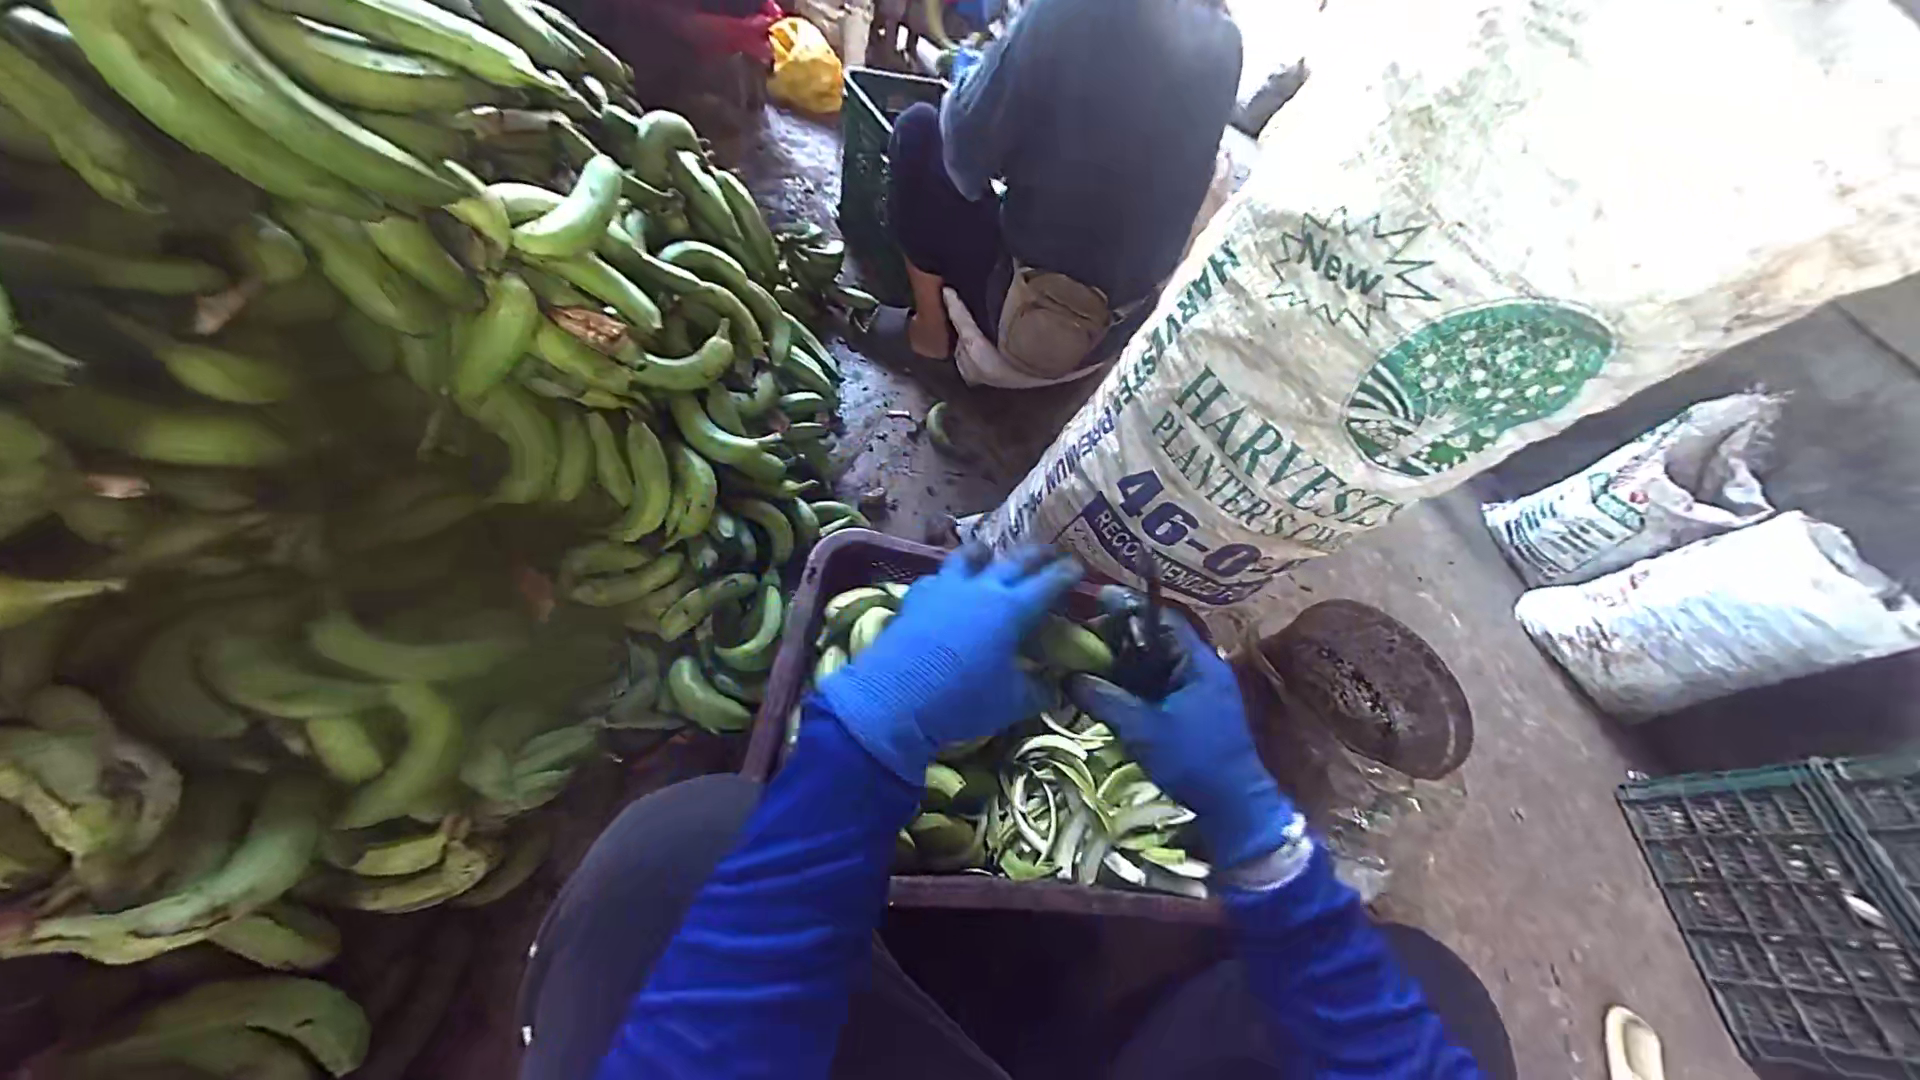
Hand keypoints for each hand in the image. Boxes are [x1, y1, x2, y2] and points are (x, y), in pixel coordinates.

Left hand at [818, 544, 1082, 782]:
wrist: (897, 697)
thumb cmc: (963, 700)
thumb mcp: (1011, 702)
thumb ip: (1038, 691)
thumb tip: (1056, 688)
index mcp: (1012, 609)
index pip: (1048, 584)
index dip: (1066, 574)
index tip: (1077, 566)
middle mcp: (982, 589)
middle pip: (1014, 561)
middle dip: (1036, 554)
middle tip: (1049, 551)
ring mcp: (946, 588)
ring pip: (968, 557)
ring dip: (984, 552)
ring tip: (988, 551)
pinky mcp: (917, 596)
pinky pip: (937, 577)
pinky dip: (947, 577)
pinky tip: (945, 585)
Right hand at [1067, 600, 1295, 868]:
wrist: (1235, 809)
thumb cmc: (1193, 761)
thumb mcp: (1142, 728)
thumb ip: (1104, 699)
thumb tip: (1068, 678)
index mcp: (1199, 663)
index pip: (1164, 619)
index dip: (1130, 607)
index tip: (1098, 601)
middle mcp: (1202, 668)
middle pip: (1158, 637)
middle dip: (1122, 634)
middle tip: (1087, 635)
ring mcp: (1200, 689)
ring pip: (1157, 661)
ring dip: (1127, 658)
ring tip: (1092, 658)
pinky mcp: (1194, 709)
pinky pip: (1160, 682)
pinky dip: (1136, 680)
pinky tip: (1111, 686)